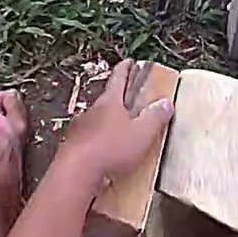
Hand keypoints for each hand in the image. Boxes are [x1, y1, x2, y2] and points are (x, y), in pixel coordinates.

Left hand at [56, 59, 174, 189]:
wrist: (74, 175)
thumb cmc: (111, 148)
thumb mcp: (142, 133)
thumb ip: (155, 117)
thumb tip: (166, 102)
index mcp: (110, 101)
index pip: (119, 78)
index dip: (125, 69)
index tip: (130, 61)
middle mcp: (92, 111)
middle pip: (107, 100)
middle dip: (118, 99)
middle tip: (129, 99)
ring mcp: (79, 129)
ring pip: (96, 121)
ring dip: (107, 123)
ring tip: (119, 131)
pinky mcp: (72, 149)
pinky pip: (89, 140)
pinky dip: (98, 142)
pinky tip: (105, 154)